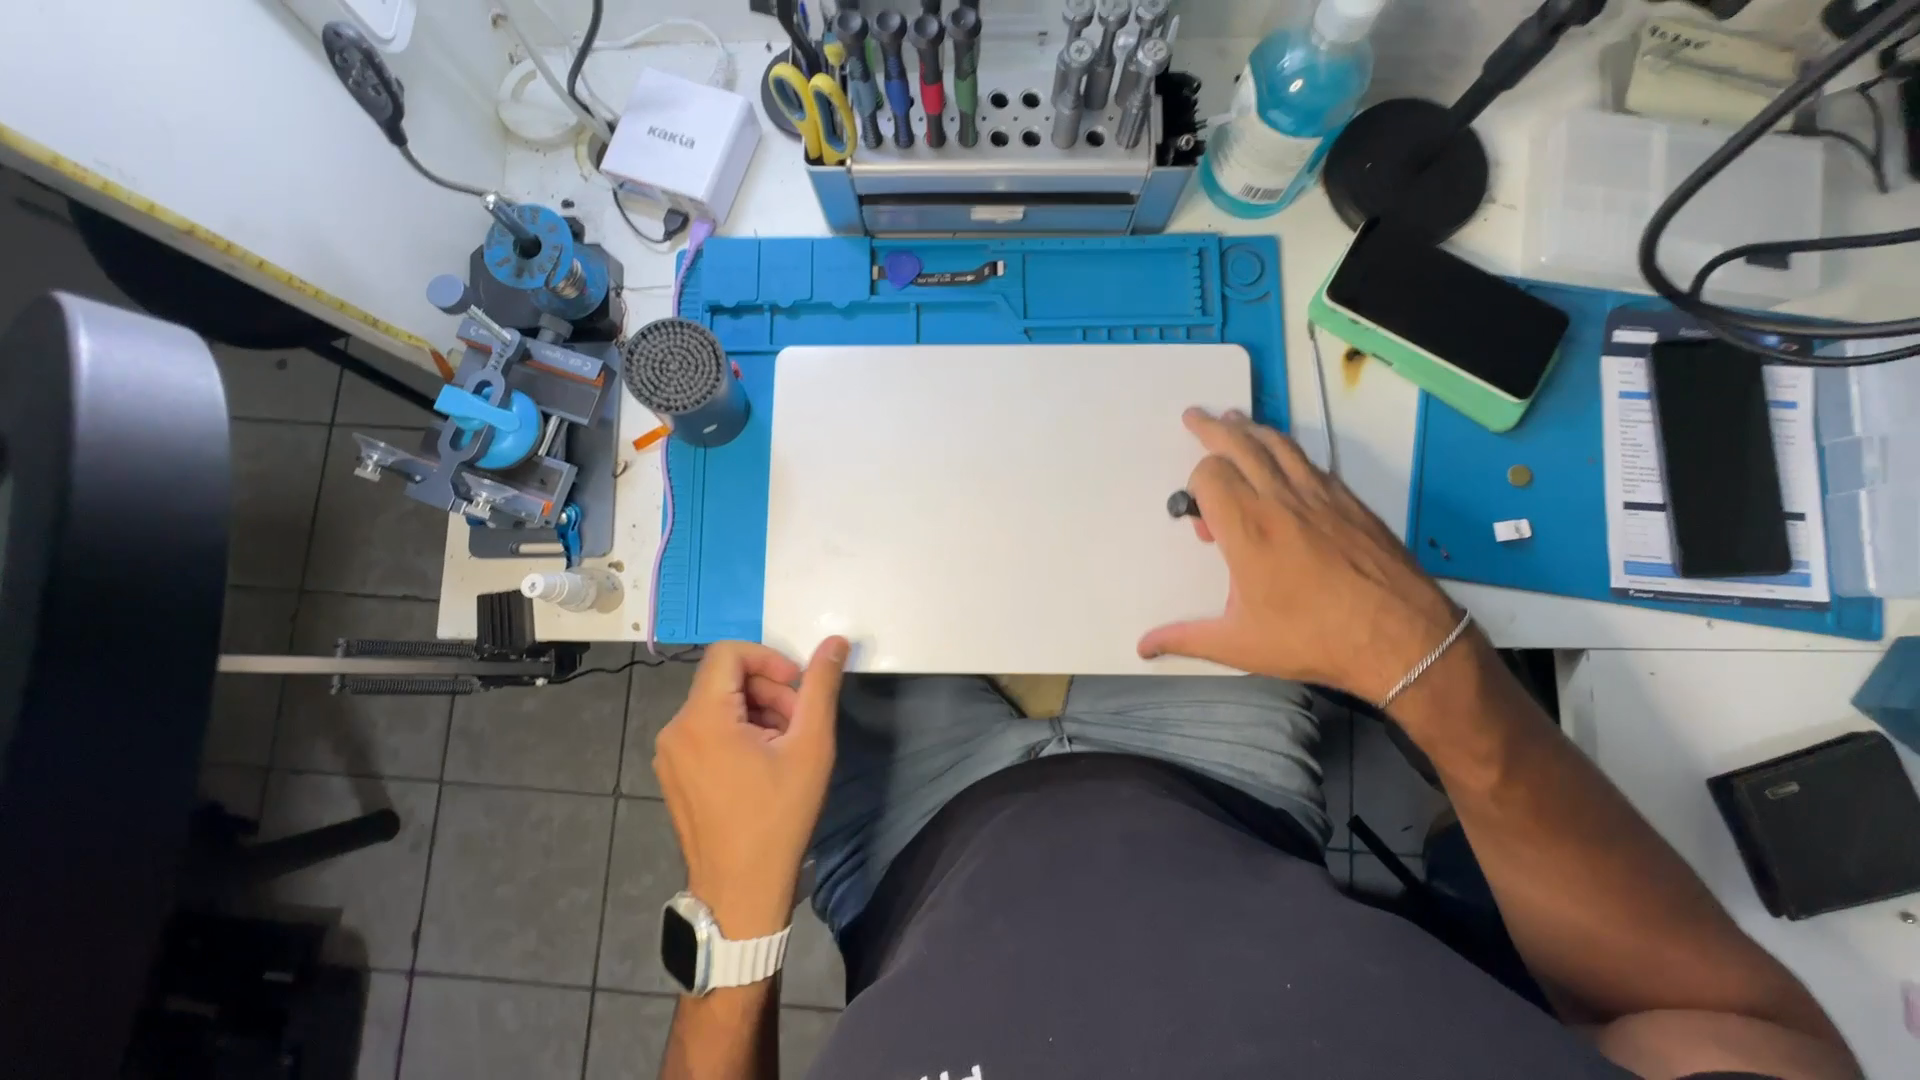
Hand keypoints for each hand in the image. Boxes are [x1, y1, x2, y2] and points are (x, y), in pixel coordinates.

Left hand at [653, 638, 848, 937]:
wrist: (741, 892)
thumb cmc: (778, 817)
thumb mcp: (810, 746)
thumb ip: (821, 686)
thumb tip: (835, 641)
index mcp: (701, 717)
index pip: (729, 653)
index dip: (769, 659)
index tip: (797, 688)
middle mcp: (675, 729)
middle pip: (725, 681)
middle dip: (768, 692)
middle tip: (799, 726)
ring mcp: (669, 755)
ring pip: (717, 707)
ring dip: (756, 715)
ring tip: (784, 751)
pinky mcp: (673, 776)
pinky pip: (705, 733)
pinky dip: (737, 735)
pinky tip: (762, 768)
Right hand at [1138, 409, 1465, 702]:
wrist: (1401, 637)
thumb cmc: (1313, 639)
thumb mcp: (1239, 645)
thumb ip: (1185, 639)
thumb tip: (1144, 646)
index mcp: (1247, 529)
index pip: (1210, 475)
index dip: (1196, 483)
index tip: (1197, 518)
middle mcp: (1280, 501)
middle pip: (1240, 444)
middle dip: (1212, 428)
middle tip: (1195, 416)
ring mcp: (1319, 496)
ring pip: (1278, 444)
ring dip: (1251, 428)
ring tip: (1234, 420)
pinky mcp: (1349, 501)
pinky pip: (1310, 461)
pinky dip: (1287, 449)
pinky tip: (1284, 458)